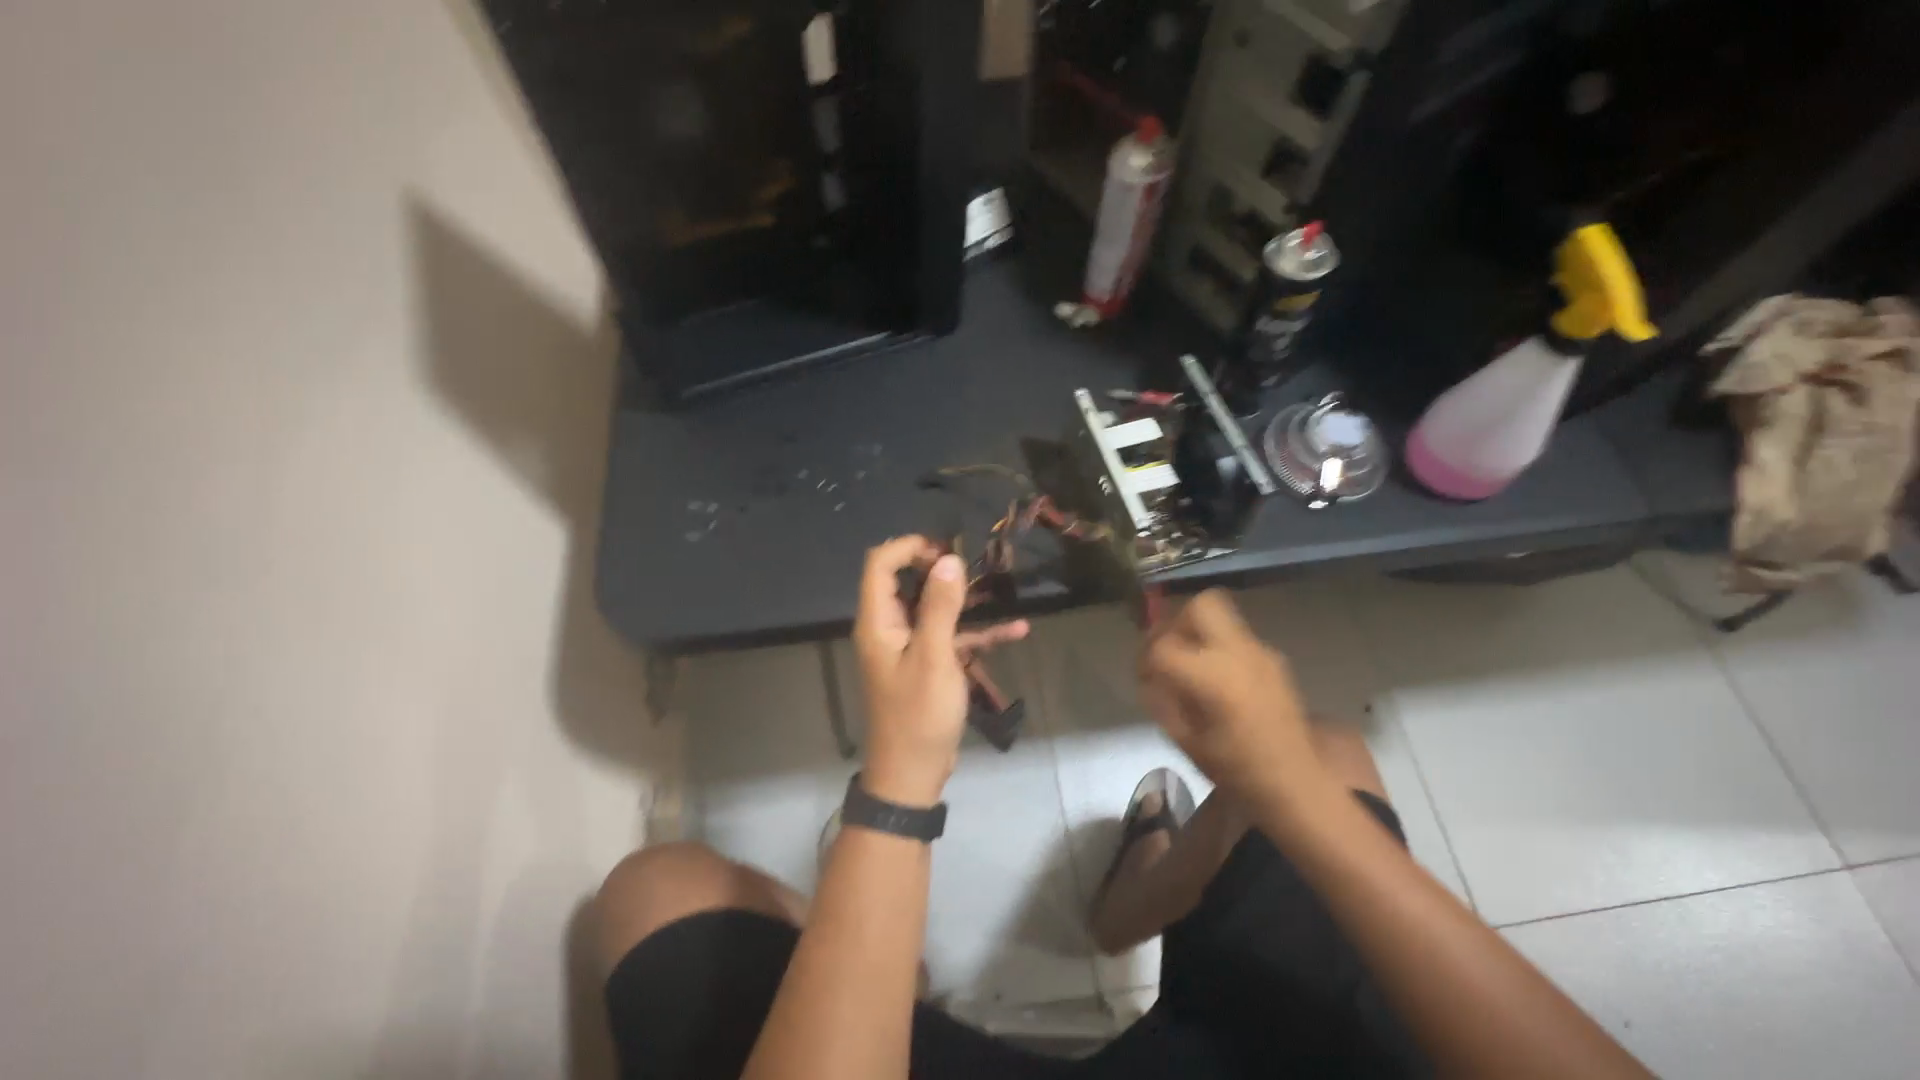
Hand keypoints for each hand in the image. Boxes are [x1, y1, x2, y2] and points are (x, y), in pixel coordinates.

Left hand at [853, 537, 1028, 805]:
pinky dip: (976, 634)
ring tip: (1000, 589)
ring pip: (934, 610)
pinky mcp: (926, 668)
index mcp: (878, 622)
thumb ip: (940, 606)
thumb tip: (948, 559)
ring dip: (964, 601)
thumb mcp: (933, 657)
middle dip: (941, 570)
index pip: (880, 564)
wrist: (911, 775)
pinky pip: (950, 640)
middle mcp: (888, 629)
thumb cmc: (919, 715)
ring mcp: (907, 649)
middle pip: (907, 582)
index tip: (947, 550)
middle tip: (974, 568)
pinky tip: (1017, 630)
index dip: (910, 547)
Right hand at [1137, 589, 1322, 799]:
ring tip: (1193, 667)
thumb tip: (1150, 676)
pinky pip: (1239, 639)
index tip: (1143, 677)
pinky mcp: (1275, 660)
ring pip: (1223, 617)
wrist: (1295, 784)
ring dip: (1200, 633)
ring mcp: (1261, 653)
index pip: (1163, 646)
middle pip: (1201, 606)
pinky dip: (1221, 649)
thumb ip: (1162, 699)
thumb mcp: (1185, 740)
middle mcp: (1238, 653)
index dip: (1144, 658)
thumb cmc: (1235, 771)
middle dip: (1177, 623)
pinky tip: (1220, 682)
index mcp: (1212, 676)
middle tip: (1169, 652)